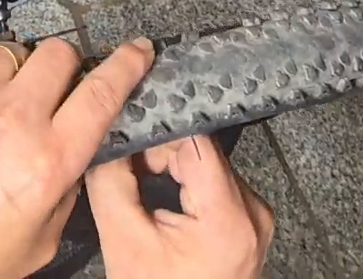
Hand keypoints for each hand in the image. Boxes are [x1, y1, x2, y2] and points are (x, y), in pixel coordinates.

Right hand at [86, 135, 273, 278]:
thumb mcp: (121, 237)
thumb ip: (111, 173)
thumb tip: (107, 125)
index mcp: (229, 217)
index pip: (194, 138)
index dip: (156, 128)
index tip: (127, 130)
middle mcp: (253, 211)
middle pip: (200, 147)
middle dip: (158, 150)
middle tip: (129, 168)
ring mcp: (255, 217)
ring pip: (203, 159)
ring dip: (168, 162)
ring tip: (141, 182)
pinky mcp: (249, 221)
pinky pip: (212, 179)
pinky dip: (183, 179)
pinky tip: (161, 196)